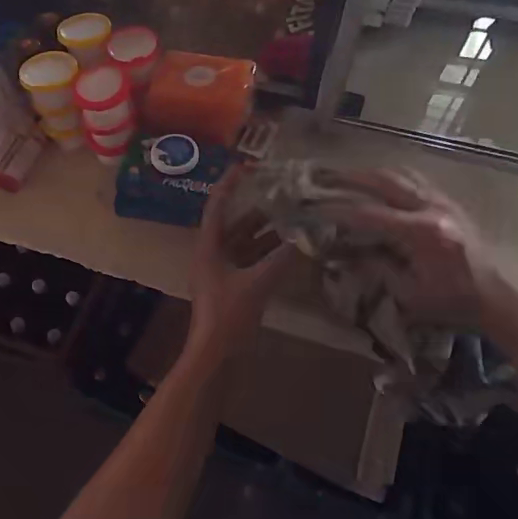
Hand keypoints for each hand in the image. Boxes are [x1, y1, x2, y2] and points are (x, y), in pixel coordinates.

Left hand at [188, 168, 296, 354]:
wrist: (214, 353)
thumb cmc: (227, 314)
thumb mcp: (257, 284)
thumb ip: (283, 259)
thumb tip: (309, 235)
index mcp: (208, 246)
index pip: (218, 205)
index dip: (230, 184)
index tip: (249, 165)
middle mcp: (213, 253)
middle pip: (235, 223)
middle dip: (260, 209)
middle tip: (287, 194)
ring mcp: (222, 271)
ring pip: (246, 243)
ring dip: (268, 233)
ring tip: (296, 217)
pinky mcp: (233, 286)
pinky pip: (251, 261)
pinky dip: (269, 254)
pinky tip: (293, 249)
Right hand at [332, 167, 515, 329]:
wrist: (495, 299)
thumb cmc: (450, 302)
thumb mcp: (406, 292)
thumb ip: (375, 266)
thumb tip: (343, 249)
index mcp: (423, 233)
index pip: (370, 213)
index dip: (338, 210)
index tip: (313, 208)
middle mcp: (434, 209)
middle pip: (385, 181)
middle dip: (350, 178)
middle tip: (323, 177)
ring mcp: (444, 203)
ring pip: (401, 175)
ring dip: (370, 173)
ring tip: (344, 175)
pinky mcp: (450, 204)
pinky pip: (416, 180)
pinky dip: (391, 177)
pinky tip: (376, 181)